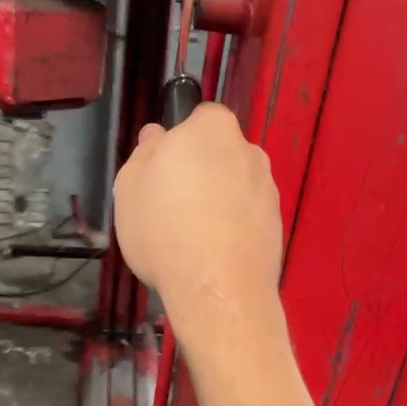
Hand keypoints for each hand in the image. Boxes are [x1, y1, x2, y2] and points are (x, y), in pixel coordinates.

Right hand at [113, 104, 283, 334]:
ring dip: (219, 204)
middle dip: (202, 173)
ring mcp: (268, 189)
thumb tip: (157, 138)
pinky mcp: (277, 225)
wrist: (218, 289)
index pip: (200, 116)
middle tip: (173, 208)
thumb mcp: (129, 187)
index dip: (180, 142)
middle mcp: (249, 150)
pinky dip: (234, 230)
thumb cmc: (165, 229)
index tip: (164, 171)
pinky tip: (213, 256)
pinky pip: (248, 218)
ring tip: (193, 240)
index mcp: (212, 128)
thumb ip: (144, 154)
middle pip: (220, 155)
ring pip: (235, 188)